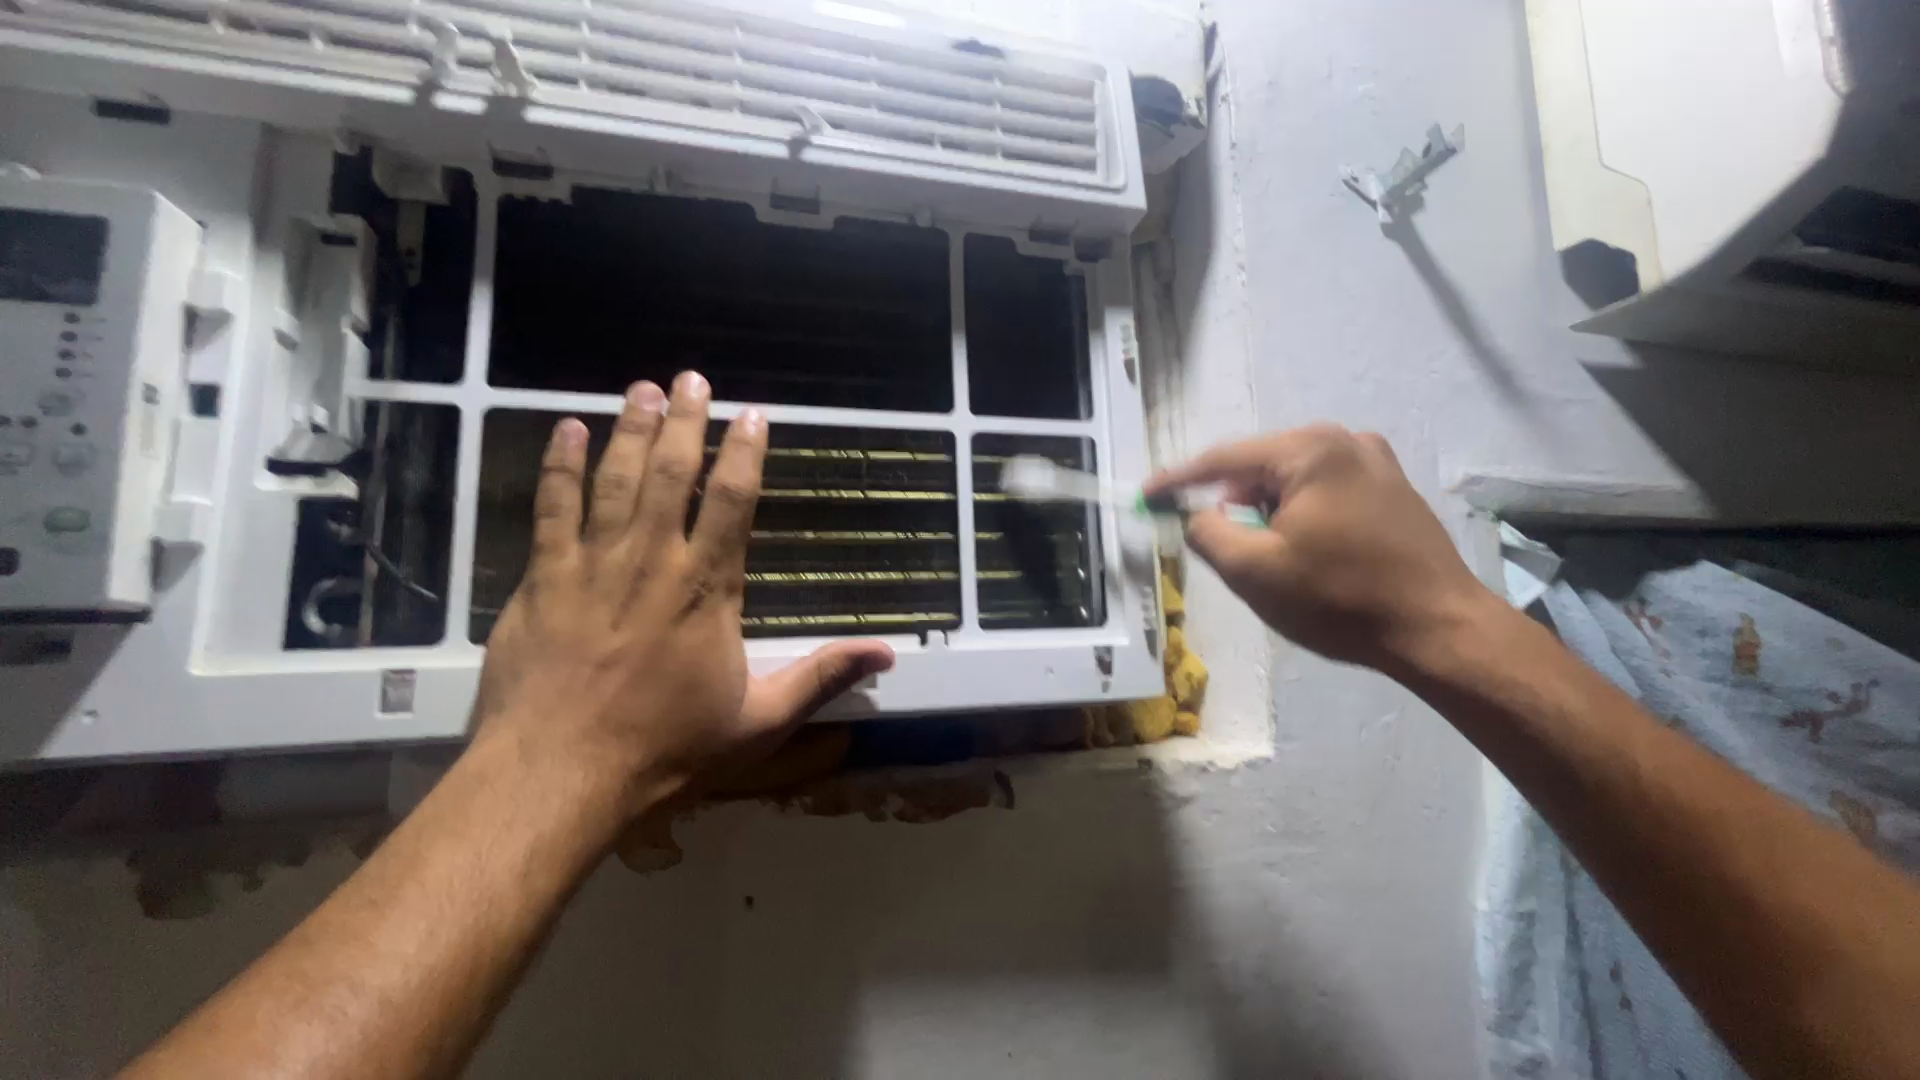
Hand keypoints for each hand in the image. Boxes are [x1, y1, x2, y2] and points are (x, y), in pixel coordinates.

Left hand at [473, 372, 893, 819]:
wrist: (561, 774)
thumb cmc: (668, 750)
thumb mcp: (762, 721)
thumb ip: (823, 677)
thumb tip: (887, 653)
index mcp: (707, 588)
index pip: (733, 501)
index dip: (744, 452)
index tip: (751, 415)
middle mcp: (653, 560)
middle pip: (671, 472)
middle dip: (683, 420)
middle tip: (689, 377)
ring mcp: (593, 564)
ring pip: (613, 479)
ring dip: (628, 429)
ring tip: (640, 389)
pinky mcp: (543, 579)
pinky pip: (551, 508)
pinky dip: (560, 465)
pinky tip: (566, 430)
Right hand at [1144, 425, 1495, 673]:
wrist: (1438, 630)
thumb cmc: (1339, 598)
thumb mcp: (1254, 571)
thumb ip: (1208, 533)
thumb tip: (1197, 514)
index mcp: (1310, 450)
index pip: (1224, 459)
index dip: (1179, 481)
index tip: (1147, 497)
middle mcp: (1345, 441)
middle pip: (1261, 466)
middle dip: (1230, 499)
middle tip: (1212, 538)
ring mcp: (1377, 462)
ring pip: (1293, 480)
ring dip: (1266, 510)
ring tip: (1263, 553)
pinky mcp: (1394, 489)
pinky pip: (1325, 490)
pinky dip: (1299, 512)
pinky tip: (1303, 549)